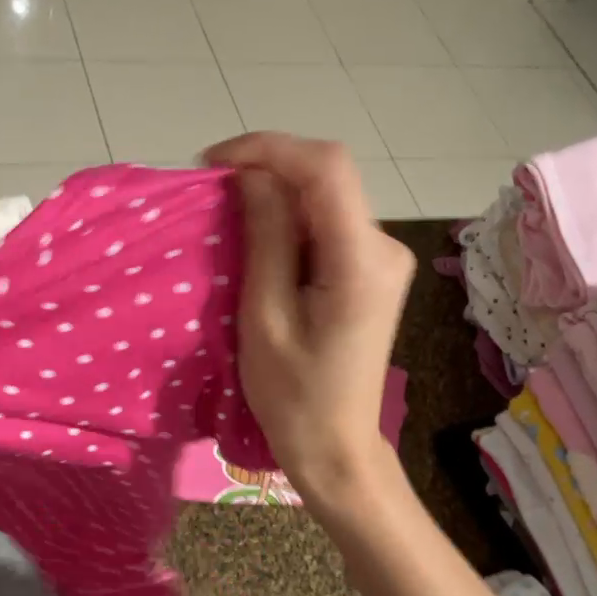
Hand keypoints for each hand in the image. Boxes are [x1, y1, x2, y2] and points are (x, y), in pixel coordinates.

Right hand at [204, 133, 414, 506]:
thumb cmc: (293, 396)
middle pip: (328, 178)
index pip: (326, 168)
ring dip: (277, 197)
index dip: (269, 148)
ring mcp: (383, 259)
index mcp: (361, 260)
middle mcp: (384, 247)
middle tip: (212, 192)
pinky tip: (260, 243)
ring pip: (326, 200)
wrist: (335, 446)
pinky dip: (291, 223)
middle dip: (268, 171)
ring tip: (228, 217)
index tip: (214, 164)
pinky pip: (328, 226)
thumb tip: (252, 178)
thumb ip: (265, 240)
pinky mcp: (372, 272)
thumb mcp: (265, 318)